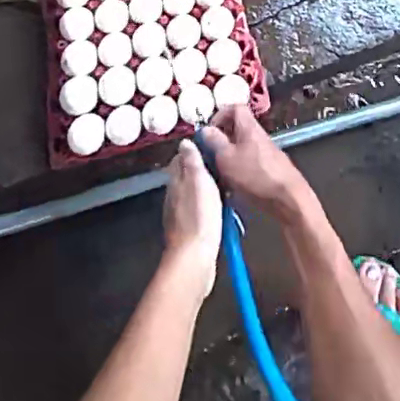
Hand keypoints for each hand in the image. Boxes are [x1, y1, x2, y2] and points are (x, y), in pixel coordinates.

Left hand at [162, 140, 221, 295]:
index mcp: (175, 181)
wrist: (195, 258)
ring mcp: (180, 214)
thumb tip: (184, 142)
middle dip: (203, 171)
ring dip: (207, 189)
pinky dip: (208, 207)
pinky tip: (220, 210)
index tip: (212, 149)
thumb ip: (192, 161)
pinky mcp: (189, 230)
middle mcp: (174, 196)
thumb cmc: (200, 215)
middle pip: (187, 175)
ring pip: (193, 193)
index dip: (195, 151)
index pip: (180, 158)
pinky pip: (198, 211)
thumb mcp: (199, 180)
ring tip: (225, 188)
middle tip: (222, 169)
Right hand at [201, 104, 309, 219]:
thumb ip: (214, 142)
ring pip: (241, 148)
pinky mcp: (269, 170)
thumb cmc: (256, 176)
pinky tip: (232, 187)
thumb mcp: (226, 158)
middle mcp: (259, 136)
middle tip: (210, 155)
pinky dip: (238, 172)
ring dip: (228, 158)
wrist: (288, 199)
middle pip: (236, 129)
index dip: (219, 116)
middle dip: (221, 141)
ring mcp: (265, 153)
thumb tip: (205, 130)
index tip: (208, 131)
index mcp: (249, 127)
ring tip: (218, 174)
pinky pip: (248, 164)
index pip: (234, 108)